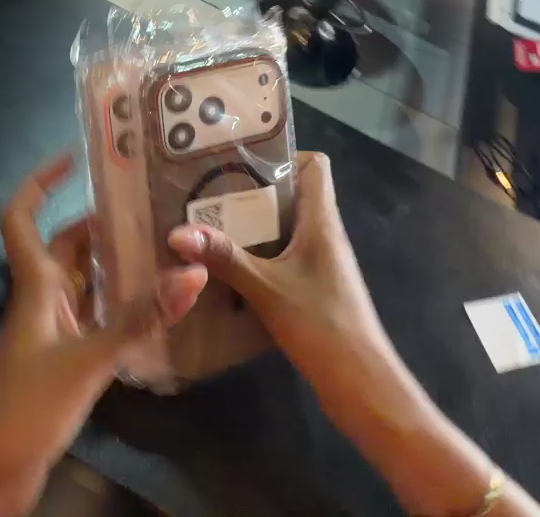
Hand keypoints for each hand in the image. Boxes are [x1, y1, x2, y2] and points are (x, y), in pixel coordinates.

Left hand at [0, 153, 207, 516]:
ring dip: (114, 262)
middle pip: (66, 244)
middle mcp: (42, 297)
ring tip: (163, 247)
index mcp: (34, 283)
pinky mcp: (64, 358)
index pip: (21, 216)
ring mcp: (52, 329)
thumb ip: (139, 318)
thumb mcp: (87, 358)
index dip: (40, 183)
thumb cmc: (27, 403)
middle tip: (150, 208)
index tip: (74, 159)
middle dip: (100, 223)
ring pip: (83, 279)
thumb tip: (192, 273)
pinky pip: (94, 314)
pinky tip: (154, 306)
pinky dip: (119, 303)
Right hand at [166, 151, 392, 393]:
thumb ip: (224, 257)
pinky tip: (228, 268)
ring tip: (210, 225)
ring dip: (252, 225)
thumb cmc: (322, 323)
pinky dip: (259, 254)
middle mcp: (324, 233)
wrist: (362, 384)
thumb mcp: (266, 288)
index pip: (315, 165)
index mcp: (322, 220)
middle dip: (252, 190)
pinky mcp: (315, 287)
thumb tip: (176, 232)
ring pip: (286, 226)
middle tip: (210, 192)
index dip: (284, 155)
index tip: (242, 161)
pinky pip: (284, 255)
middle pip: (293, 194)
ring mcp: (321, 262)